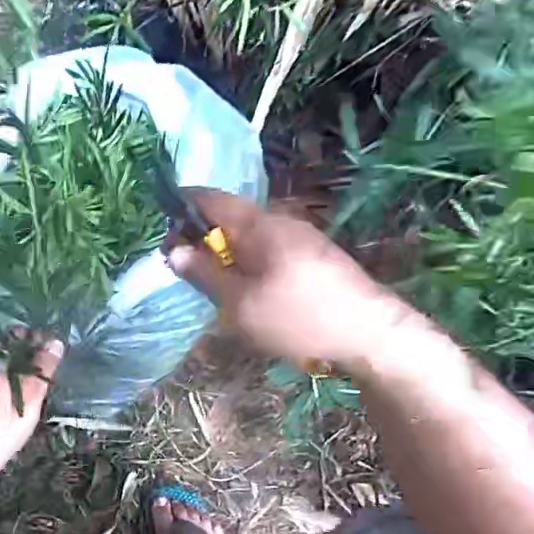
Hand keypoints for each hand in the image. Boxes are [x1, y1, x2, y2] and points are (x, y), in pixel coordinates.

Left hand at [0, 342, 62, 479]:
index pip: (12, 333)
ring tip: (25, 380)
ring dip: (6, 364)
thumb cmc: (0, 427)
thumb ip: (43, 367)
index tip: (47, 353)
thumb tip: (55, 342)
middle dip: (19, 351)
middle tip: (39, 367)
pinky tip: (4, 389)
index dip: (33, 339)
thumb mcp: (30, 396)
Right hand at [167, 188, 425, 370]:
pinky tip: (248, 291)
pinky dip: (249, 263)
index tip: (162, 227)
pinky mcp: (315, 257)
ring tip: (214, 284)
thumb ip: (205, 274)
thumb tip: (175, 250)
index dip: (182, 206)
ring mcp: (302, 237)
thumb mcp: (239, 303)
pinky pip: (269, 250)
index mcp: (258, 224)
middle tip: (184, 267)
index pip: (210, 198)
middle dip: (203, 236)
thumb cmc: (297, 317)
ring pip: (250, 237)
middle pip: (230, 218)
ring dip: (227, 253)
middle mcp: (280, 220)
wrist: (370, 335)